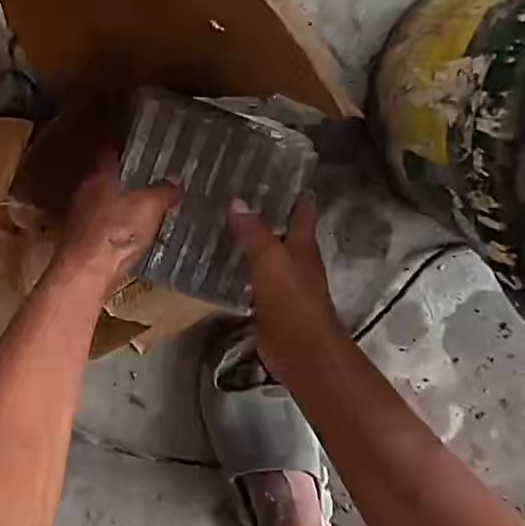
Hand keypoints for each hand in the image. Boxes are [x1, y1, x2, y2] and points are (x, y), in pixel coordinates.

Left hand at [51, 150, 182, 290]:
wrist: (87, 272)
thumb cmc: (118, 230)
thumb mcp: (151, 206)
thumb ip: (164, 191)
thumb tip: (176, 181)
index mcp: (100, 177)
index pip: (107, 153)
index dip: (118, 148)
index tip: (129, 146)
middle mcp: (84, 193)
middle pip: (102, 179)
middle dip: (119, 179)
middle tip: (141, 179)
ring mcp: (78, 219)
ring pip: (98, 204)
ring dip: (114, 205)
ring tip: (137, 208)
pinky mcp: (78, 242)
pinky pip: (98, 227)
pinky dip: (111, 227)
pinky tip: (126, 236)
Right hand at [227, 196, 339, 376]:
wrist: (301, 351)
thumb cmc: (292, 300)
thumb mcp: (272, 260)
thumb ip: (255, 232)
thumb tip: (237, 202)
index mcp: (304, 244)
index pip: (302, 209)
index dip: (291, 191)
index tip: (271, 174)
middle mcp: (297, 260)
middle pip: (283, 231)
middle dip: (264, 214)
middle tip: (233, 196)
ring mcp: (285, 283)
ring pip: (267, 255)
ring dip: (250, 242)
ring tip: (221, 225)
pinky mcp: (270, 304)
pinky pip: (254, 280)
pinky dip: (241, 271)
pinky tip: (221, 266)